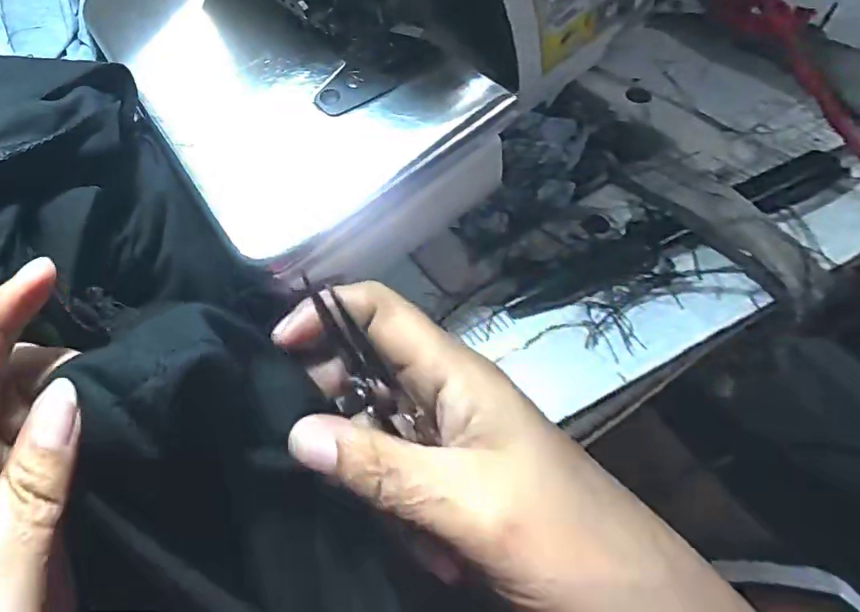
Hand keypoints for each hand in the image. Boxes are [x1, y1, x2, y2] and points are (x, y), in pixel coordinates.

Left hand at [0, 258, 81, 611]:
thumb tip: (67, 392)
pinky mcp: (26, 509)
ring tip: (115, 378)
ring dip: (65, 379)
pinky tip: (106, 408)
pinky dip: (77, 417)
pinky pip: (48, 443)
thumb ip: (33, 491)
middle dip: (41, 346)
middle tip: (106, 353)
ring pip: (24, 404)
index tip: (42, 272)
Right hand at [274, 282, 750, 611]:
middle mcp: (444, 394)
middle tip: (337, 457)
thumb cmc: (578, 546)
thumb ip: (379, 469)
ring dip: (374, 478)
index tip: (281, 345)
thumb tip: (294, 434)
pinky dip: (397, 509)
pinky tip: (432, 552)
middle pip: (359, 368)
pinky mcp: (453, 481)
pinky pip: (394, 473)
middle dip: (340, 413)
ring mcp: (449, 439)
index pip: (374, 306)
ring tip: (410, 530)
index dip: (322, 310)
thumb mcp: (471, 507)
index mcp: (454, 374)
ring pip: (372, 429)